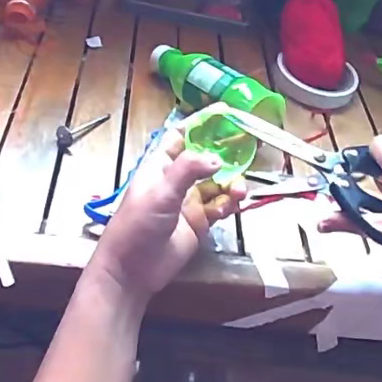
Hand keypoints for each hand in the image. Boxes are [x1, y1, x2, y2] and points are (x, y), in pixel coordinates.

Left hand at [87, 131, 244, 306]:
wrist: (132, 270)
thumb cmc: (136, 225)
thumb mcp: (160, 193)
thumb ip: (187, 171)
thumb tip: (216, 158)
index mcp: (159, 165)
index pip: (181, 136)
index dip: (201, 123)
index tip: (225, 111)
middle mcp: (175, 180)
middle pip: (204, 158)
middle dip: (225, 152)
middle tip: (248, 146)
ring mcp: (187, 201)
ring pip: (216, 182)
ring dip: (231, 181)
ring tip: (239, 189)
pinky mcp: (198, 223)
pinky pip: (220, 206)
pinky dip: (230, 202)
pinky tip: (236, 202)